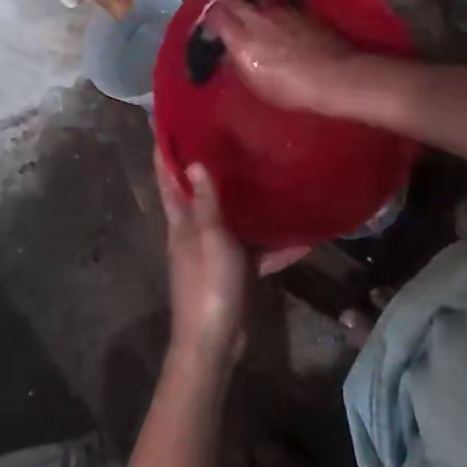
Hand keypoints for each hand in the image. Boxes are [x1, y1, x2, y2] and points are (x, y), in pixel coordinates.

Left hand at [155, 152, 308, 364]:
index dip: (164, 152)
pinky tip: (302, 239)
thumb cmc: (208, 286)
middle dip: (205, 167)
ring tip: (265, 176)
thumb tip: (194, 161)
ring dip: (244, 203)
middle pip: (197, 194)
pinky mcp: (233, 271)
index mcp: (181, 223)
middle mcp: (194, 233)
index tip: (167, 122)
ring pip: (229, 219)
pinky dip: (273, 246)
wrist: (214, 343)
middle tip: (224, 137)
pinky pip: (254, 251)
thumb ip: (205, 204)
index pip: (167, 179)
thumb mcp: (210, 239)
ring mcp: (214, 253)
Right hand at [202, 0, 357, 113]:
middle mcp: (257, 18)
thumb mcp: (258, 83)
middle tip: (220, 10)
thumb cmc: (294, 89)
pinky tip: (274, 17)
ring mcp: (279, 10)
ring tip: (248, 13)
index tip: (207, 27)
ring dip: (246, 2)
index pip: (213, 16)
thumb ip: (238, 63)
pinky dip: (269, 6)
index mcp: (241, 39)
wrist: (336, 76)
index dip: (206, 19)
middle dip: (220, 1)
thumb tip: (228, 52)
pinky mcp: (298, 8)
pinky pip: (276, 0)